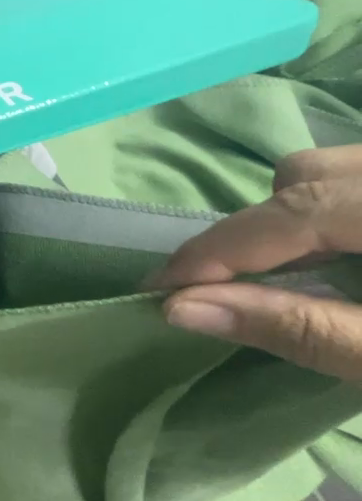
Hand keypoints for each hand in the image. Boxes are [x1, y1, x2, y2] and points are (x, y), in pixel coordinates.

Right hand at [148, 145, 361, 381]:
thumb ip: (304, 329)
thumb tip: (179, 308)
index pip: (291, 214)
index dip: (216, 253)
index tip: (159, 291)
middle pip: (309, 177)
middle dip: (264, 228)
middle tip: (249, 287)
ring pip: (337, 171)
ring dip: (303, 219)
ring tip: (312, 274)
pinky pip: (360, 184)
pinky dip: (340, 217)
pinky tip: (352, 261)